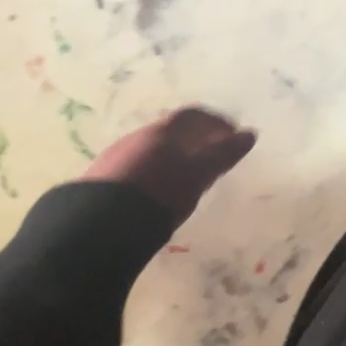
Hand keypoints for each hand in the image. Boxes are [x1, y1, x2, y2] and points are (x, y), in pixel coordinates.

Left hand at [78, 106, 256, 224]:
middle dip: (192, 141)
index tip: (231, 136)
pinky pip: (131, 169)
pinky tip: (152, 193)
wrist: (95, 230)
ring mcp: (112, 160)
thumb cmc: (160, 192)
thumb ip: (225, 153)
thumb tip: (250, 133)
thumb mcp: (200, 173)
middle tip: (208, 157)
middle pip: (171, 132)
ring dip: (169, 158)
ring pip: (149, 151)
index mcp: (164, 130)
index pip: (195, 115)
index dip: (216, 122)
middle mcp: (137, 137)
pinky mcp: (95, 184)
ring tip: (181, 179)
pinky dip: (149, 174)